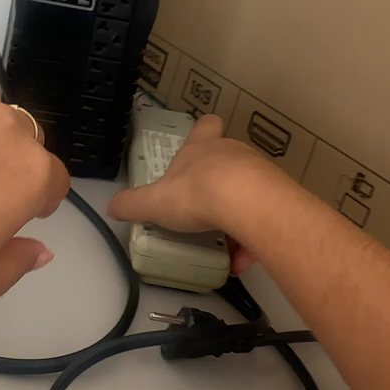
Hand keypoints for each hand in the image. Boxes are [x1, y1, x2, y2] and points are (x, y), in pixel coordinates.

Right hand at [106, 115, 297, 273]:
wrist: (248, 204)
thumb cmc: (196, 193)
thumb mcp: (154, 202)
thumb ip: (132, 204)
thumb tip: (111, 206)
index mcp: (202, 148)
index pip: (206, 126)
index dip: (203, 131)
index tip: (200, 141)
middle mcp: (233, 153)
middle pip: (227, 160)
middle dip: (218, 183)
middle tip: (204, 209)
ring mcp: (260, 173)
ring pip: (248, 191)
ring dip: (237, 216)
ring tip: (224, 246)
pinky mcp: (278, 197)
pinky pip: (264, 218)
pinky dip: (253, 239)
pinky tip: (242, 262)